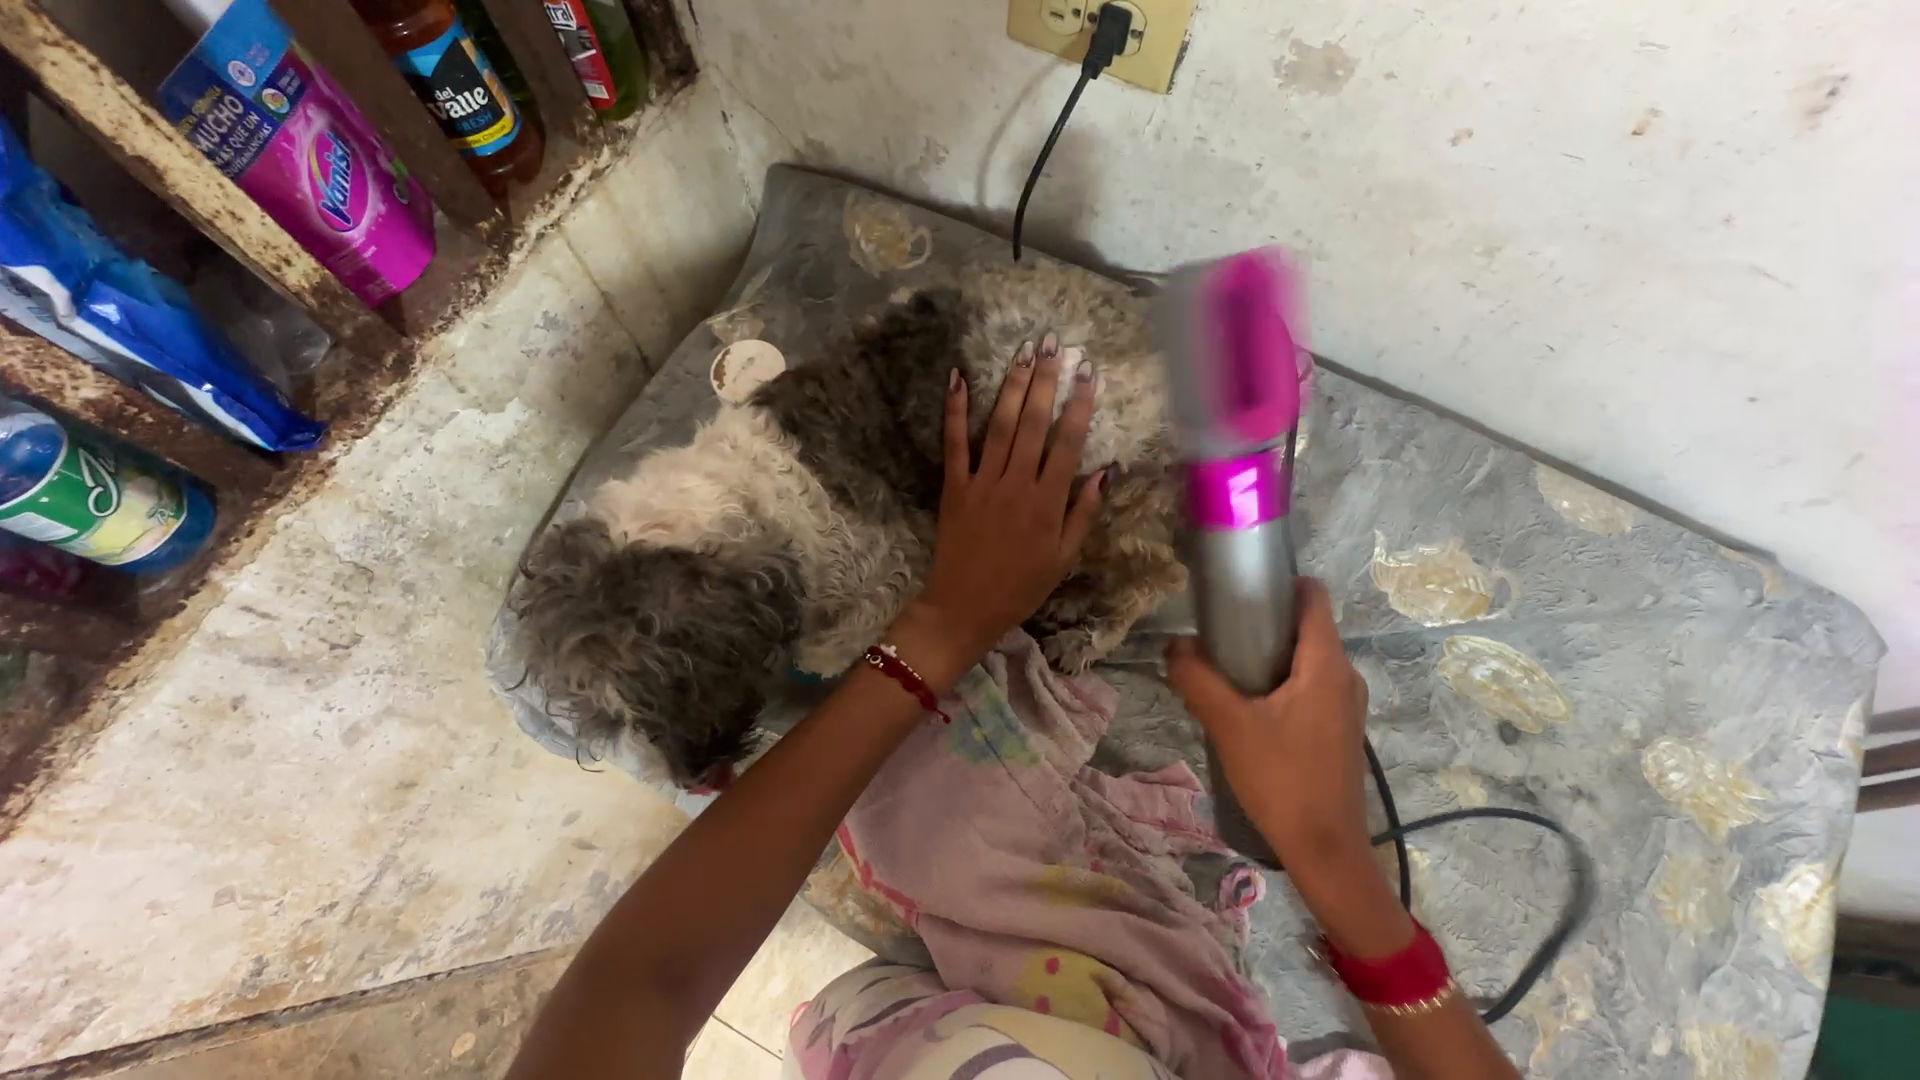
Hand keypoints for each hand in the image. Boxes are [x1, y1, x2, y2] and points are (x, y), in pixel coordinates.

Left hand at [895, 334, 1107, 685]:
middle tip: (1054, 343)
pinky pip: (954, 443)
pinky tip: (958, 378)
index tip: (1089, 371)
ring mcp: (982, 482)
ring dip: (1013, 385)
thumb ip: (1082, 514)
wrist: (964, 608)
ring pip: (1000, 425)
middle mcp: (1016, 484)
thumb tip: (1105, 471)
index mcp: (1047, 502)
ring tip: (1024, 351)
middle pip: (1034, 423)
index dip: (1080, 404)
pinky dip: (956, 410)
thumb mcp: (1063, 559)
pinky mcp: (954, 486)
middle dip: (1046, 380)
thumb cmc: (1020, 587)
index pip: (1068, 443)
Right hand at [1165, 579, 1373, 876]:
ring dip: (1270, 654)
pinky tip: (1249, 704)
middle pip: (1308, 627)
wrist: (1324, 849)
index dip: (1282, 582)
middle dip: (1265, 620)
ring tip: (1226, 666)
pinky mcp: (1339, 730)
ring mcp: (1346, 706)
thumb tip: (1173, 647)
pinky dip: (1281, 681)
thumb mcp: (1229, 725)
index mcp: (1326, 665)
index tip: (1242, 586)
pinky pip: (1310, 686)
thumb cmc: (1281, 778)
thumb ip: (1197, 680)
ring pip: (1308, 660)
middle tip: (1219, 629)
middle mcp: (1345, 677)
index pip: (1314, 598)